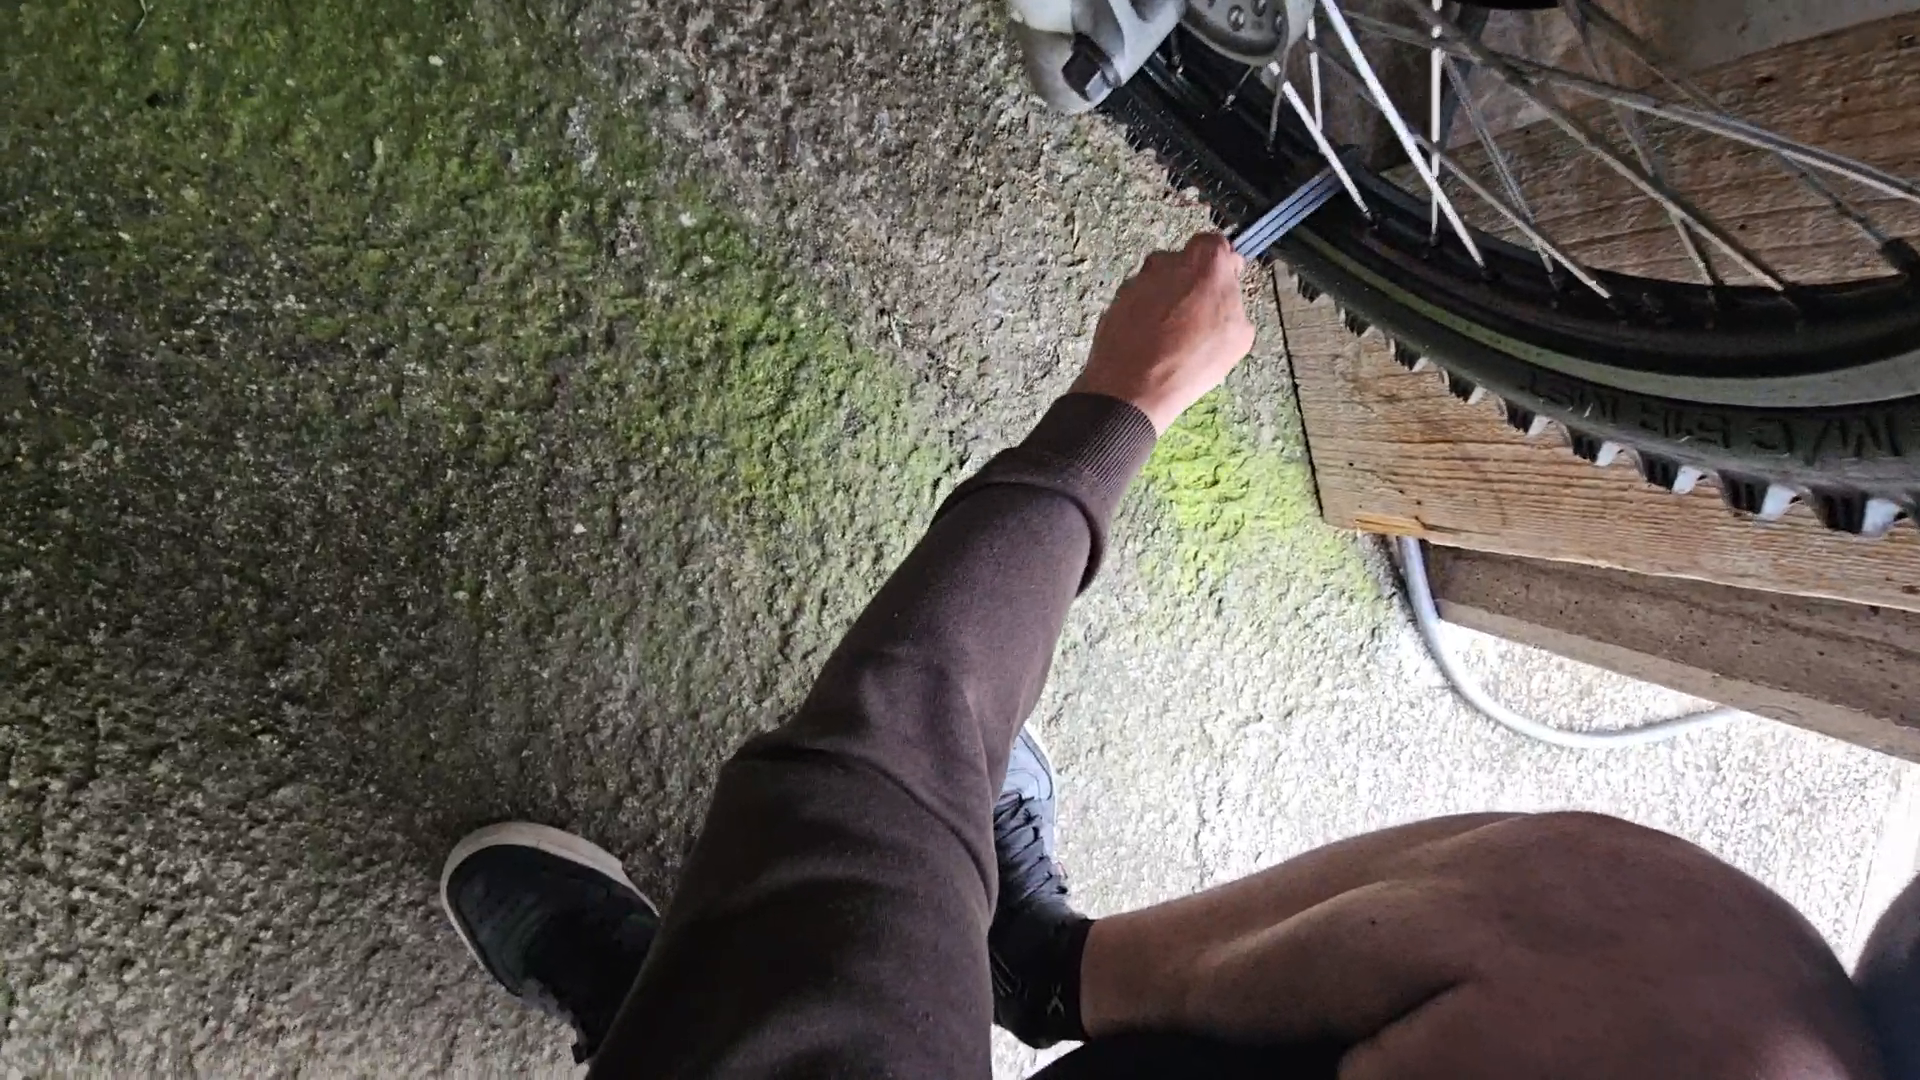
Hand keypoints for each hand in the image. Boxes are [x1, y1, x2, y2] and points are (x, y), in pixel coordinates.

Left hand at [1072, 232, 1256, 432]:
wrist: (1133, 389)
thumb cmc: (1189, 362)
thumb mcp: (1238, 336)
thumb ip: (1235, 303)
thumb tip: (1228, 299)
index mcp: (1204, 260)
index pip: (1217, 246)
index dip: (1222, 267)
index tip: (1225, 283)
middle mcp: (1166, 262)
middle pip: (1184, 264)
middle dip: (1192, 284)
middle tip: (1198, 316)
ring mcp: (1135, 282)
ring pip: (1157, 284)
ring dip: (1166, 302)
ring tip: (1172, 337)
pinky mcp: (1113, 303)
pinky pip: (1135, 305)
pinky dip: (1142, 318)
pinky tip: (1150, 344)